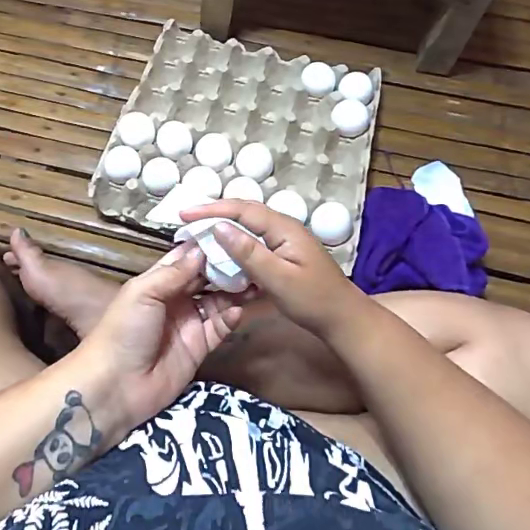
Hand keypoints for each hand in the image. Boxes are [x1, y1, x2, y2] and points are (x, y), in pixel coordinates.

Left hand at [77, 243, 244, 422]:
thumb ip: (174, 273)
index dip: (207, 246)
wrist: (116, 385)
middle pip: (206, 278)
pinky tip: (239, 309)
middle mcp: (176, 298)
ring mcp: (189, 322)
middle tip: (252, 255)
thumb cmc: (123, 330)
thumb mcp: (143, 292)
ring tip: (255, 280)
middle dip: (226, 267)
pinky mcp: (199, 347)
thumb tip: (203, 249)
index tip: (232, 231)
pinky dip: (231, 317)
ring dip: (235, 291)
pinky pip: (220, 328)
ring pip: (218, 301)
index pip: (187, 258)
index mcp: (158, 281)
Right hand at [180, 199, 367, 337]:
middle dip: (214, 213)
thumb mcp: (278, 279)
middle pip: (244, 212)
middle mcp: (284, 228)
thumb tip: (219, 228)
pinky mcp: (283, 254)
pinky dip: (234, 243)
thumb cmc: (313, 301)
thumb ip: (249, 253)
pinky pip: (253, 241)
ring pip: (247, 226)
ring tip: (198, 232)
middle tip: (186, 220)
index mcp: (284, 228)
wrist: (344, 320)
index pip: (242, 209)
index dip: (212, 209)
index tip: (185, 214)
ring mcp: (284, 240)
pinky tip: (221, 252)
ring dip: (223, 227)